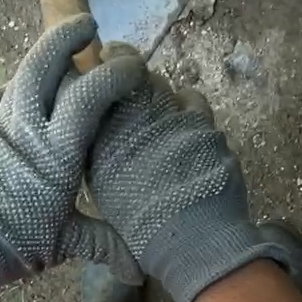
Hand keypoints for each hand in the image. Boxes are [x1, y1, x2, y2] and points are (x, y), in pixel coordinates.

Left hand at [0, 17, 146, 301]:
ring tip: (61, 57)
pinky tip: (29, 98)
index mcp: (56, 150)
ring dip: (43, 60)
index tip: (133, 68)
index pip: (89, 93)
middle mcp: (25, 125)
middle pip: (45, 63)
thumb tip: (141, 270)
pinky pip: (2, 97)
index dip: (115, 74)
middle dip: (67, 37)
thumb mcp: (66, 244)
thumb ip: (105, 243)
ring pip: (21, 75)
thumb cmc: (14, 244)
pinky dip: (21, 89)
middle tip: (87, 25)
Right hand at [84, 68, 293, 301]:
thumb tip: (101, 132)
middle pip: (131, 76)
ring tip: (156, 104)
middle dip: (126, 70)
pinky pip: (192, 100)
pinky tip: (185, 118)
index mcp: (105, 136)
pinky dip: (186, 105)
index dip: (99, 69)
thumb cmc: (142, 226)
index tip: (99, 63)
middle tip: (125, 75)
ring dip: (157, 90)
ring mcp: (173, 117)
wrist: (193, 238)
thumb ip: (101, 156)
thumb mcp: (106, 193)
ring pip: (162, 85)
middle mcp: (136, 118)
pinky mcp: (204, 123)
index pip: (97, 85)